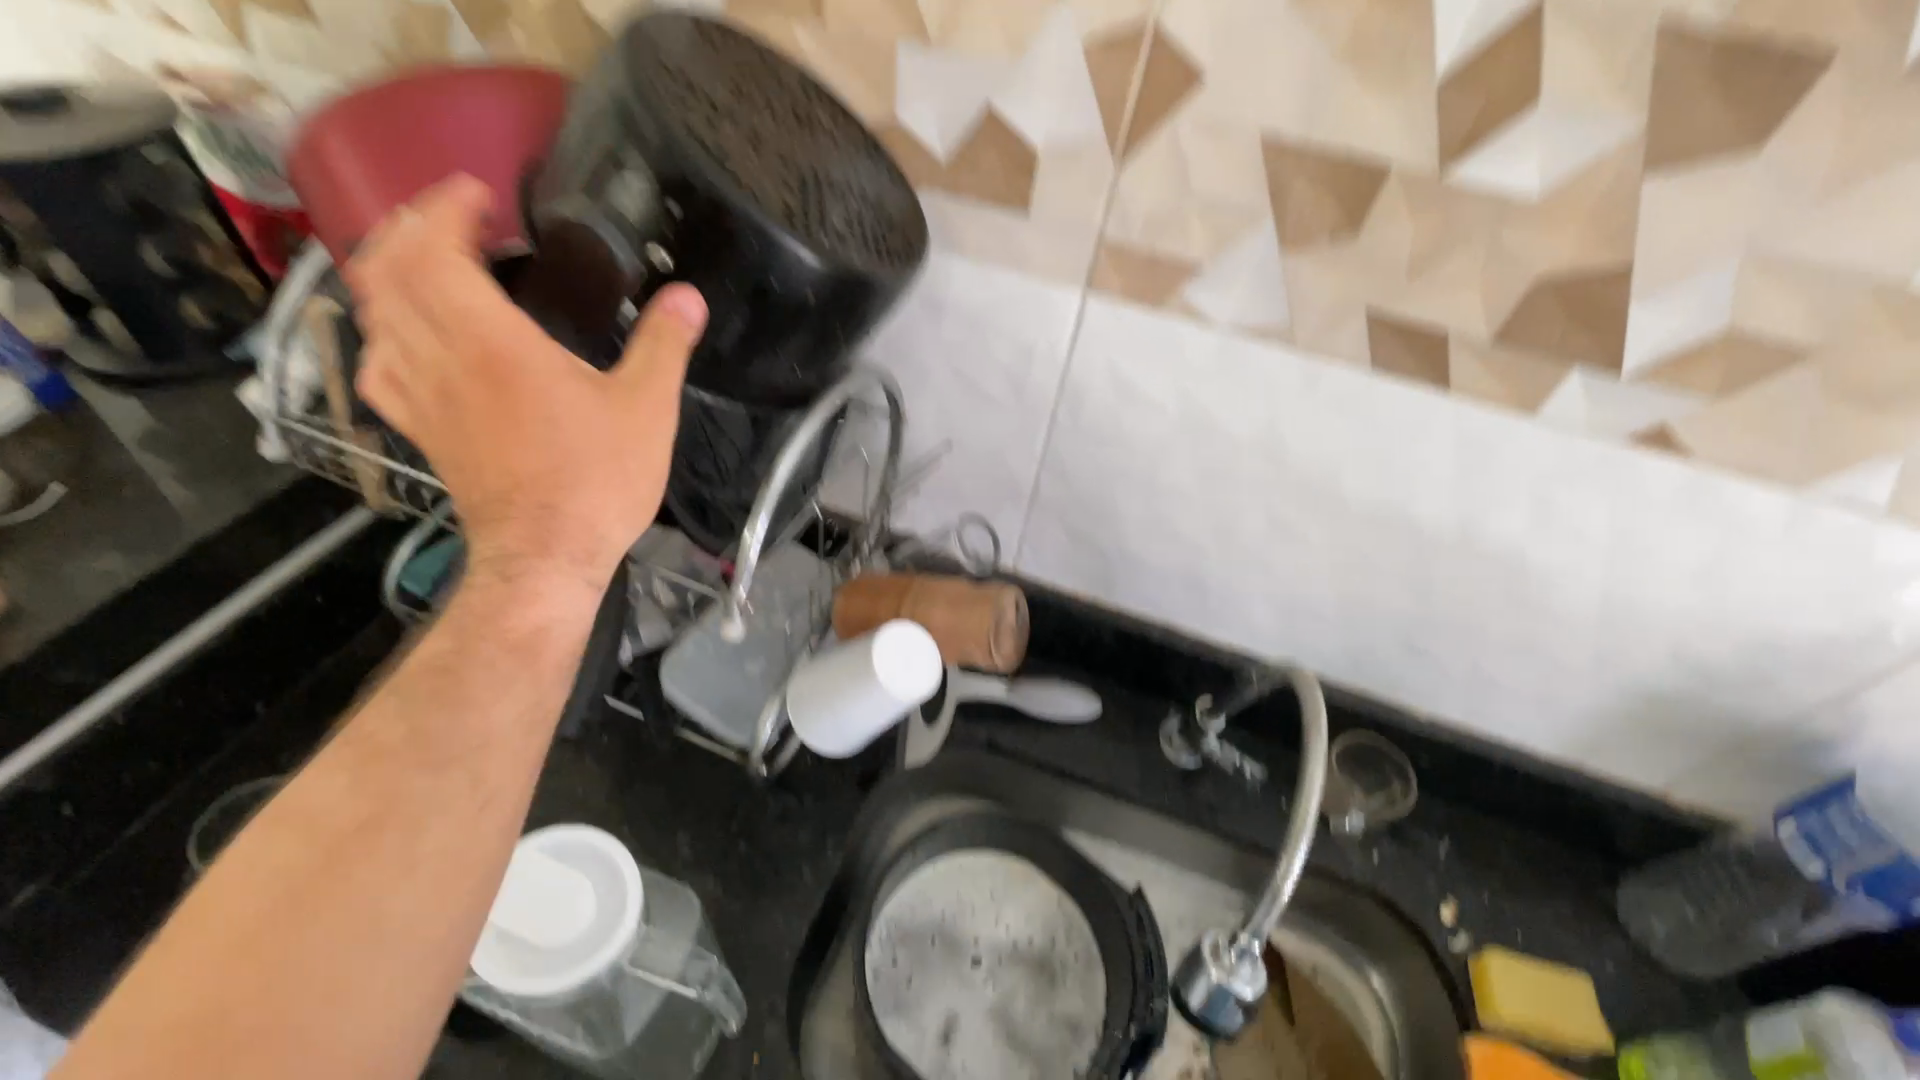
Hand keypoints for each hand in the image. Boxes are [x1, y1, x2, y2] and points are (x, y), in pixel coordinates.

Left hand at [345, 175, 706, 592]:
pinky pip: (376, 364)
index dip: (443, 209)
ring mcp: (420, 395)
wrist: (545, 556)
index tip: (476, 193)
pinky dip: (383, 332)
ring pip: (372, 312)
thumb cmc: (596, 481)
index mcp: (492, 343)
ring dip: (389, 272)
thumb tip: (688, 297)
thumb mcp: (646, 410)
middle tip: (451, 221)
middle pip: (387, 270)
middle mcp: (440, 358)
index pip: (434, 251)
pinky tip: (410, 336)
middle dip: (408, 229)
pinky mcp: (417, 427)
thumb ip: (663, 345)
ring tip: (429, 263)